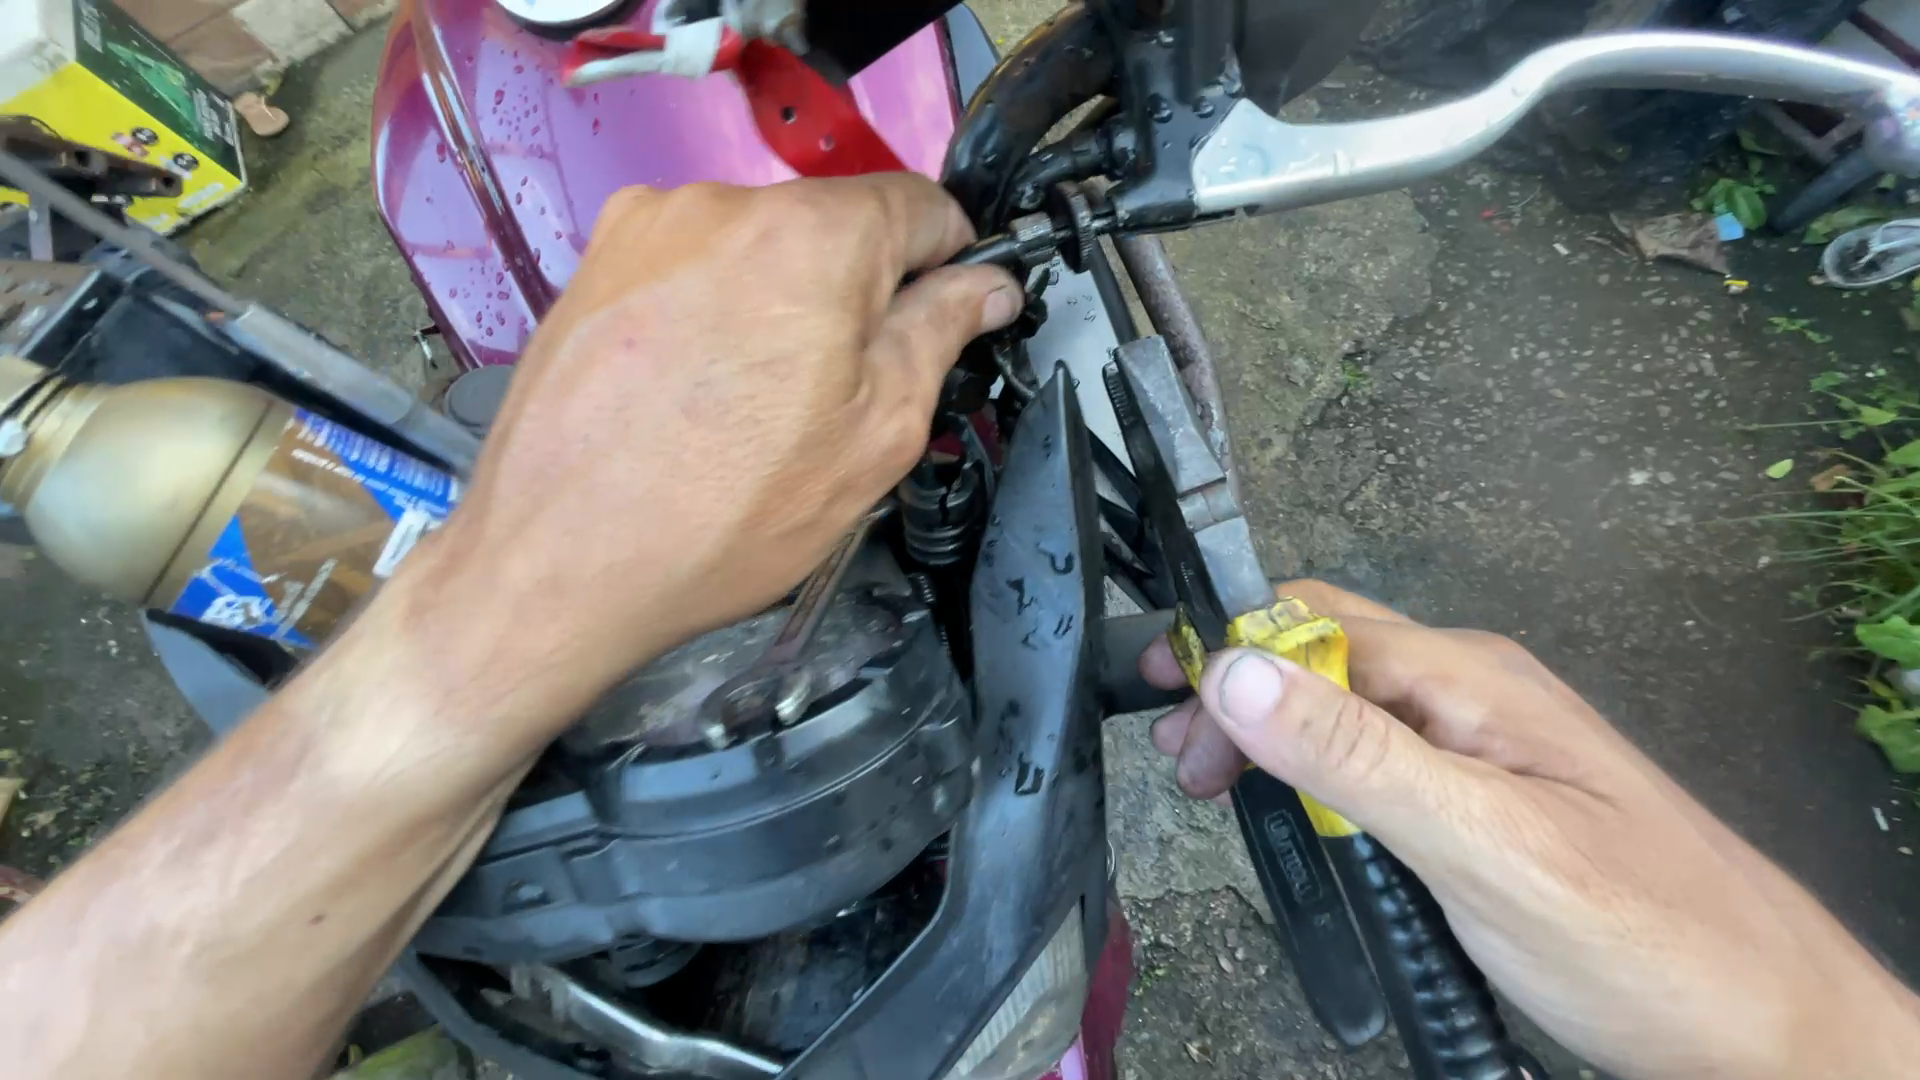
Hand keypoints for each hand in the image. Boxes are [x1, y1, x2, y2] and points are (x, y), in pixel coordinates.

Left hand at [402, 175, 1018, 737]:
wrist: (558, 562)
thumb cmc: (737, 512)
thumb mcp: (877, 434)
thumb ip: (941, 335)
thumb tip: (989, 284)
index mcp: (813, 237)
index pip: (921, 206)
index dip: (950, 263)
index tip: (944, 319)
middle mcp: (724, 202)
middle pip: (837, 227)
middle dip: (863, 296)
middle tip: (844, 392)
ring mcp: (647, 226)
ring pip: (765, 248)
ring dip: (790, 305)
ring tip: (761, 401)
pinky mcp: (597, 263)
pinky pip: (697, 267)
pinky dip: (723, 311)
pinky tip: (702, 389)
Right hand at [1140, 580, 1919, 1079]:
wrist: (1777, 1041)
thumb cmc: (1639, 941)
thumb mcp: (1481, 846)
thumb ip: (1354, 757)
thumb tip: (1235, 670)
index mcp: (1463, 676)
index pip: (1311, 628)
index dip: (1228, 653)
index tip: (1165, 698)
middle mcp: (1460, 683)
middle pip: (1315, 649)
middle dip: (1233, 685)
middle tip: (1180, 756)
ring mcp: (1466, 731)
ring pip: (1332, 694)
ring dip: (1260, 723)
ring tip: (1208, 776)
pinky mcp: (1464, 779)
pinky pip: (1360, 743)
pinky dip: (1300, 759)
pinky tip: (1280, 793)